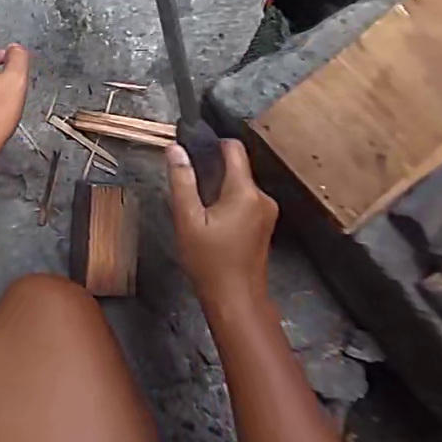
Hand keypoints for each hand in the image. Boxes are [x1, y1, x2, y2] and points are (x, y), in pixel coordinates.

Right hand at [167, 138, 278, 315]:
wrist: (236, 299)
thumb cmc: (209, 262)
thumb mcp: (187, 219)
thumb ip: (182, 181)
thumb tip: (175, 149)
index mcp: (245, 192)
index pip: (234, 148)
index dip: (212, 142)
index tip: (190, 148)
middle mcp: (262, 197)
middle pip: (235, 167)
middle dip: (210, 169)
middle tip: (185, 184)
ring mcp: (266, 212)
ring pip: (238, 184)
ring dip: (217, 187)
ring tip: (194, 207)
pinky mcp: (263, 224)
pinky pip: (243, 200)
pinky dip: (225, 201)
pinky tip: (209, 219)